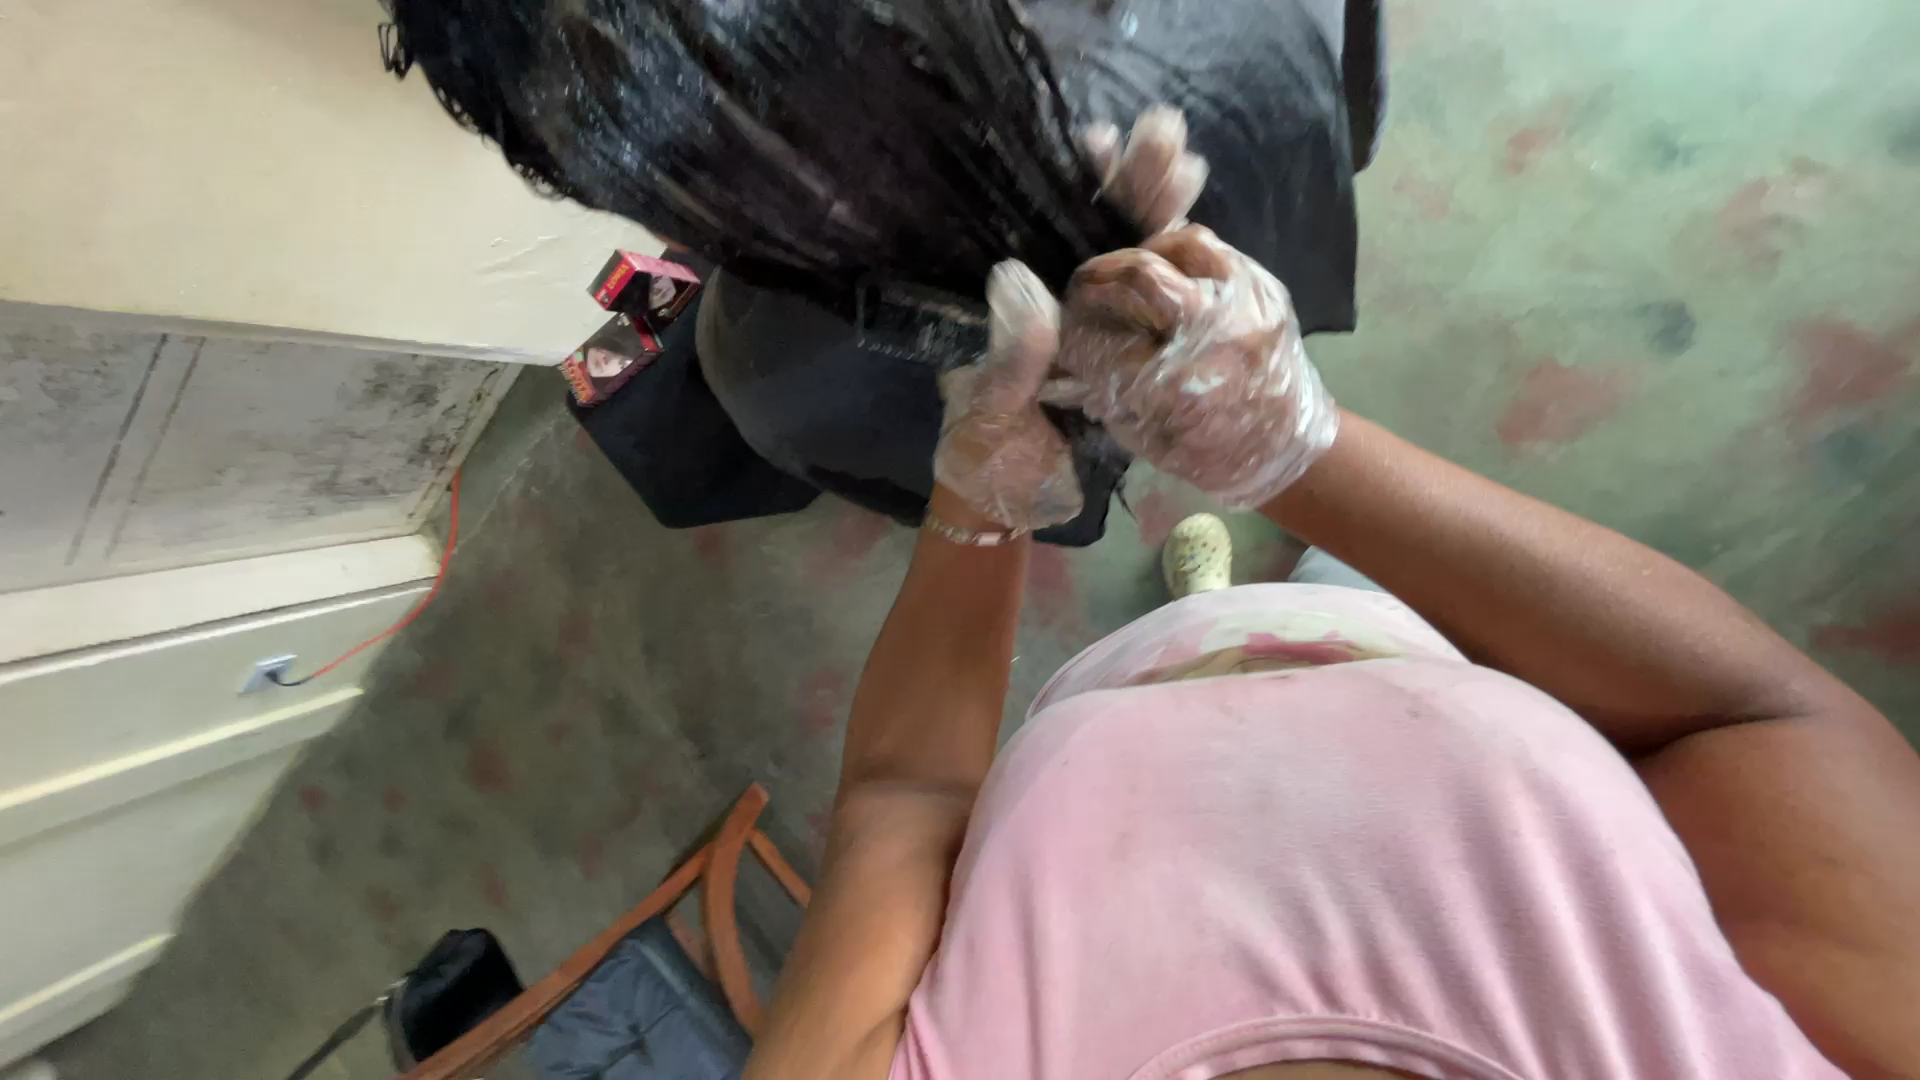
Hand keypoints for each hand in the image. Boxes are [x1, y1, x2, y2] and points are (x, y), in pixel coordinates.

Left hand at [931, 105, 1210, 527]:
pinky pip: (1150, 309)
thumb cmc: (984, 458)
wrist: (1016, 505)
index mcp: (1007, 309)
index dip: (1067, 187)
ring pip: (1128, 260)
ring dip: (1155, 215)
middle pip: (1089, 233)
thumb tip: (1018, 277)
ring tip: (1186, 167)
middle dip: (1125, 187)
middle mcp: (1048, 304)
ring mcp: (1089, 326)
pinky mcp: (1123, 355)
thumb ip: (1009, 356)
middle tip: (1162, 139)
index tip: (1096, 145)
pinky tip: (1200, 236)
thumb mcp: (989, 410)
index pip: (1037, 230)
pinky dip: (1175, 276)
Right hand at [1048, 224, 1338, 507]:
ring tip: (1125, 273)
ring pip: (1184, 246)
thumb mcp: (1146, 440)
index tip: (1061, 335)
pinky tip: (1164, 272)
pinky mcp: (1267, 291)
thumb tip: (1067, 360)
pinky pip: (1216, 251)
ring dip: (1143, 254)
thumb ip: (1107, 395)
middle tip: (1080, 288)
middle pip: (1142, 277)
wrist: (1290, 449)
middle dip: (1097, 279)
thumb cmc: (1209, 456)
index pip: (1103, 344)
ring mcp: (1246, 307)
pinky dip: (1180, 254)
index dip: (1073, 336)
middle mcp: (1213, 338)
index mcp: (1177, 388)